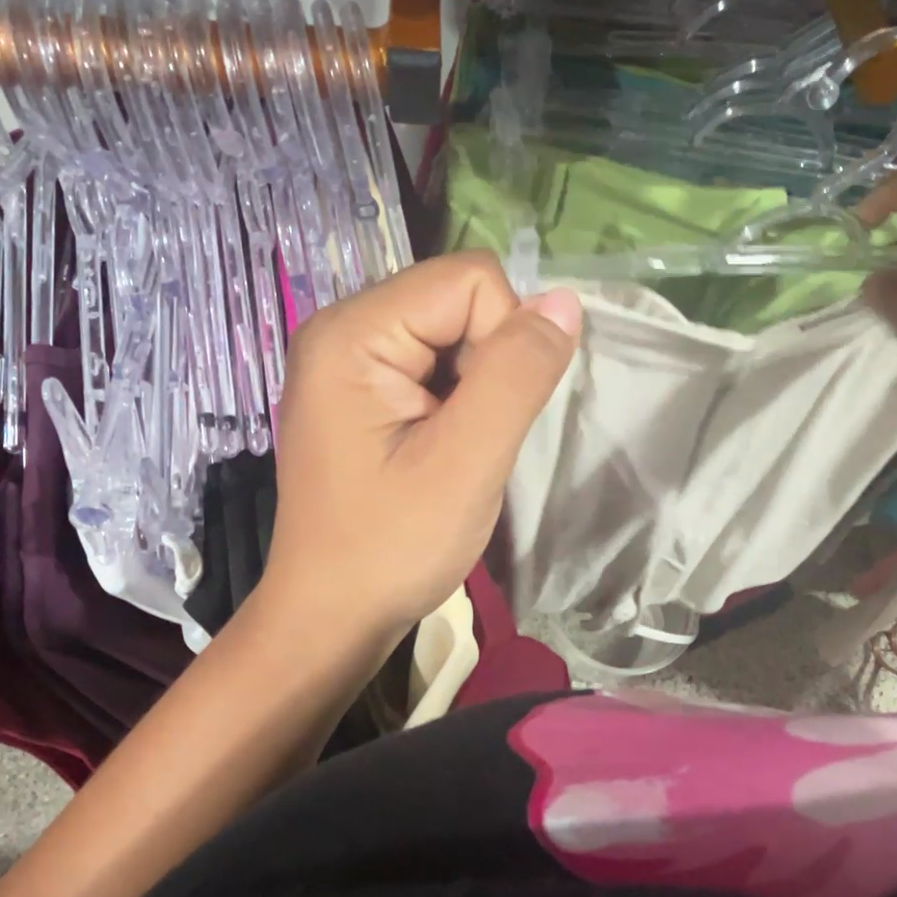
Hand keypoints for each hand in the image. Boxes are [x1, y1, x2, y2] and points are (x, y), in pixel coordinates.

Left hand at [261, 252, 580, 644]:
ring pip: (451, 334)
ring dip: (475, 388)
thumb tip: (564, 300)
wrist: (332, 616)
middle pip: (457, 300)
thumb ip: (517, 374)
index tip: (484, 419)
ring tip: (451, 451)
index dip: (505, 340)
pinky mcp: (358, 393)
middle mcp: (341, 330)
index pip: (468, 280)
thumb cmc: (392, 547)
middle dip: (487, 365)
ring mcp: (346, 362)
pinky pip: (431, 366)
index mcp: (352, 333)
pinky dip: (456, 403)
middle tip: (466, 441)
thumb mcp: (466, 462)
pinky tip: (440, 451)